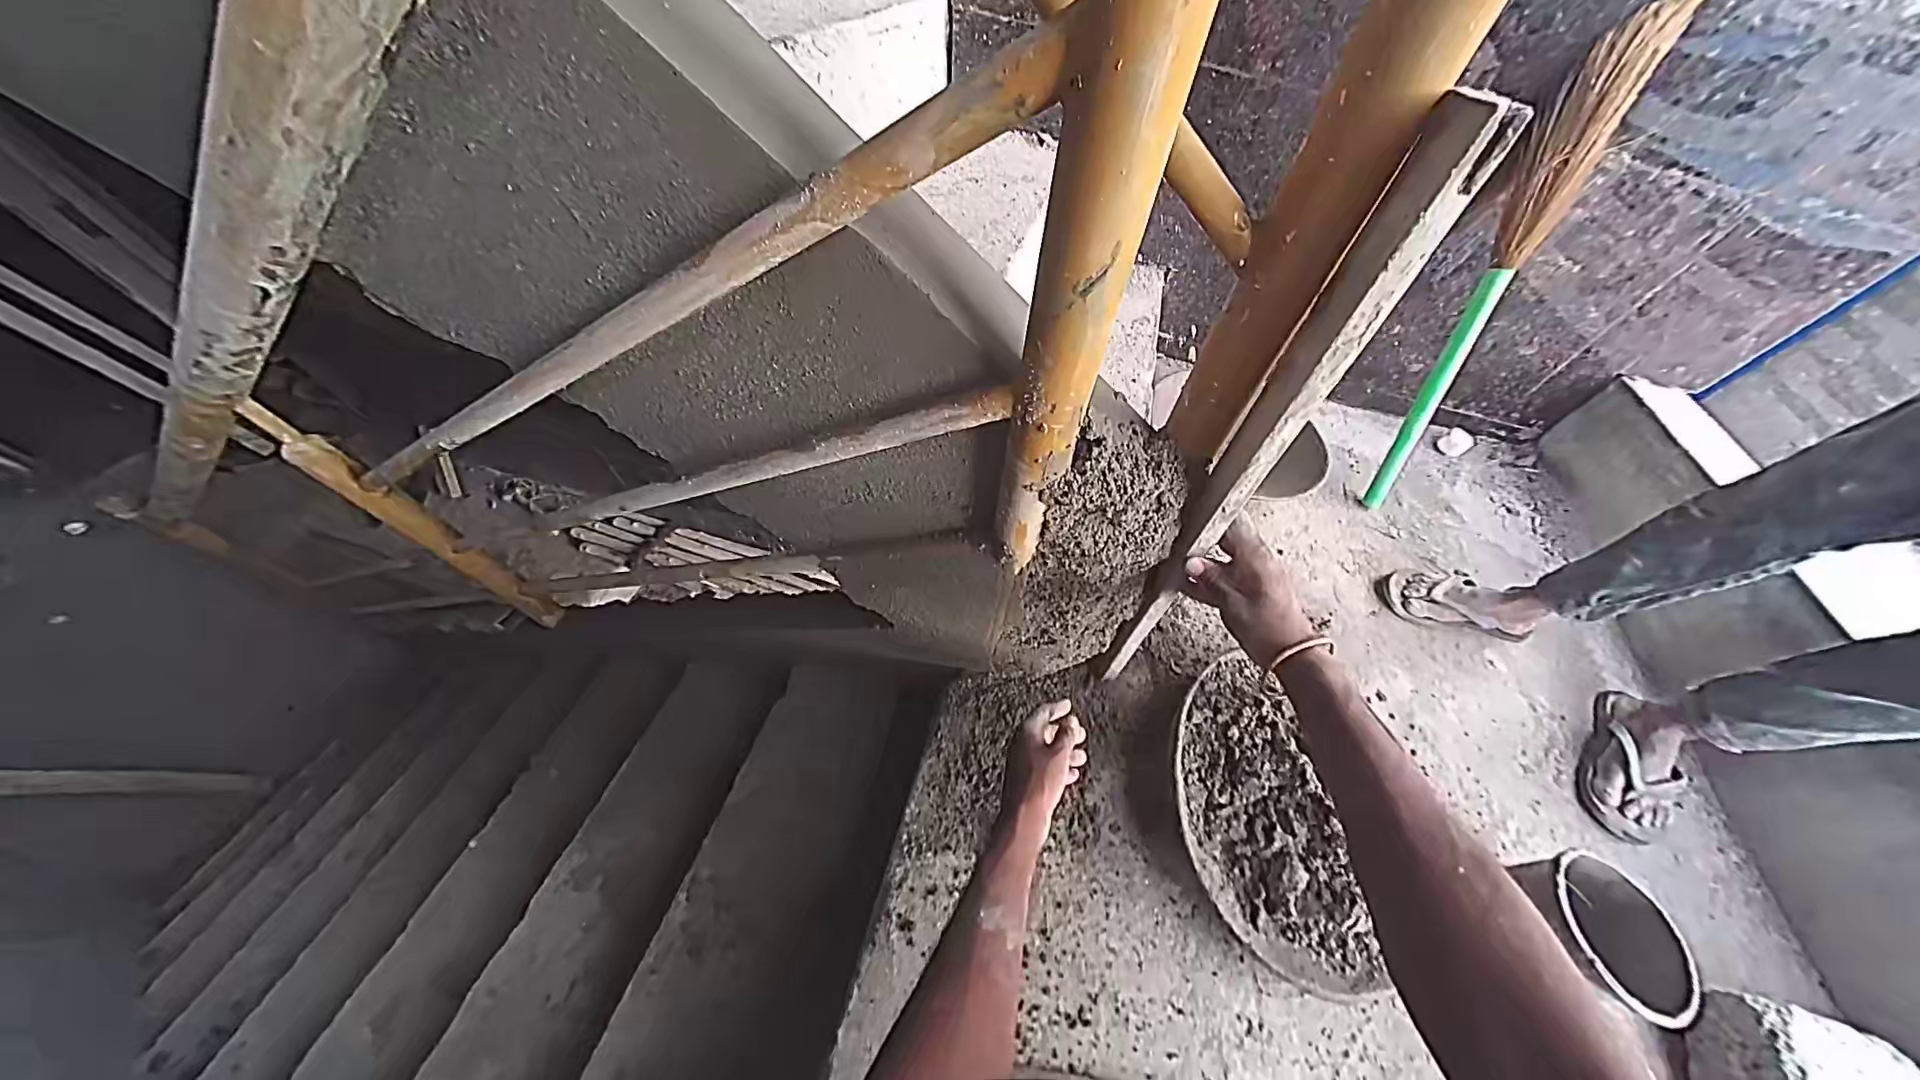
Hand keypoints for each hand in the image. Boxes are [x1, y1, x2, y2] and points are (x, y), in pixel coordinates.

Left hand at [998, 699, 1086, 844]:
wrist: (1024, 816)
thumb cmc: (1039, 783)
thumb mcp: (1060, 754)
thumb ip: (1067, 735)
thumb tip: (1071, 722)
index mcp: (1026, 732)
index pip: (1043, 712)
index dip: (1058, 708)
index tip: (1067, 705)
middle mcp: (1021, 745)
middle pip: (1045, 731)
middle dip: (1064, 731)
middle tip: (1079, 731)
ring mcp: (1022, 762)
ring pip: (1046, 750)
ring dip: (1064, 751)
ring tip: (1081, 755)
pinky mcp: (1026, 779)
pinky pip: (1044, 766)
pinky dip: (1058, 766)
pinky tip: (1070, 772)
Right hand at [1182, 518, 1318, 667]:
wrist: (1290, 653)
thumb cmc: (1270, 629)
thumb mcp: (1231, 602)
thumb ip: (1210, 578)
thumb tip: (1192, 563)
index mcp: (1257, 558)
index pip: (1231, 527)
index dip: (1208, 525)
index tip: (1189, 529)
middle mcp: (1259, 563)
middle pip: (1226, 542)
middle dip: (1203, 544)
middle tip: (1181, 549)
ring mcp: (1257, 576)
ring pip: (1225, 561)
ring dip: (1205, 565)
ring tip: (1183, 570)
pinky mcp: (1254, 591)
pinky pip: (1229, 578)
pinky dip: (1212, 580)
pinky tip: (1194, 585)